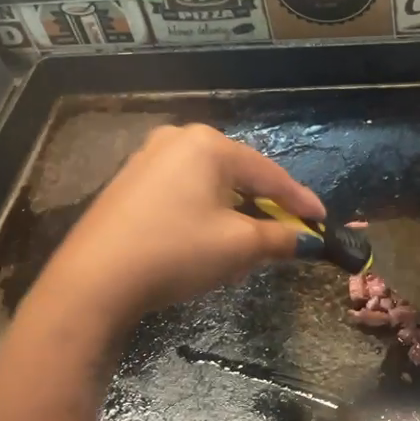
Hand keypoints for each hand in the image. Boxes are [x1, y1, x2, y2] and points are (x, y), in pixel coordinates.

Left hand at [46, 124, 324, 317]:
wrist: (96, 280)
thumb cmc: (177, 252)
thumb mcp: (240, 247)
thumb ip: (280, 238)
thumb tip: (306, 241)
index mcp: (208, 145)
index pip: (270, 175)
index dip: (300, 201)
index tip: (323, 222)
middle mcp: (177, 140)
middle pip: (240, 177)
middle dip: (265, 209)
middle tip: (288, 235)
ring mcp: (148, 160)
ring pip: (211, 188)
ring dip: (236, 216)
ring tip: (249, 247)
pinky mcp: (129, 186)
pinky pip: (184, 196)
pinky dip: (206, 217)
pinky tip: (209, 244)